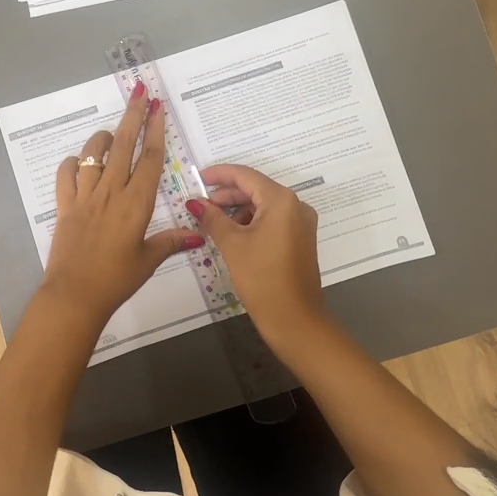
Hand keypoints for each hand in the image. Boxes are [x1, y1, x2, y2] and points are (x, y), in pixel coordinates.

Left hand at [39, 84, 204, 322]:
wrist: (75, 295)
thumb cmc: (117, 280)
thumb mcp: (149, 260)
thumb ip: (172, 242)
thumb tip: (199, 234)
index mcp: (137, 203)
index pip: (150, 158)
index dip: (155, 130)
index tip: (157, 106)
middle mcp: (112, 191)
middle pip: (123, 144)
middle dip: (132, 115)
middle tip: (139, 91)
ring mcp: (85, 196)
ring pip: (93, 153)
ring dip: (103, 137)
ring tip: (111, 131)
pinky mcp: (65, 205)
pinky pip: (66, 174)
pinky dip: (73, 163)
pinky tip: (80, 163)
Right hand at [185, 165, 327, 343]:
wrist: (294, 320)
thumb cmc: (262, 277)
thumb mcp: (232, 244)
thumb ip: (212, 218)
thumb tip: (195, 202)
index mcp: (281, 200)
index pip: (246, 176)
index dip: (220, 175)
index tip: (198, 179)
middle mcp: (296, 205)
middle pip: (255, 189)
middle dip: (227, 195)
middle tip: (202, 206)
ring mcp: (301, 222)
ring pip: (263, 205)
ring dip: (238, 210)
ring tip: (214, 223)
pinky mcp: (300, 238)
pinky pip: (273, 219)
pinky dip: (252, 222)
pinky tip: (233, 235)